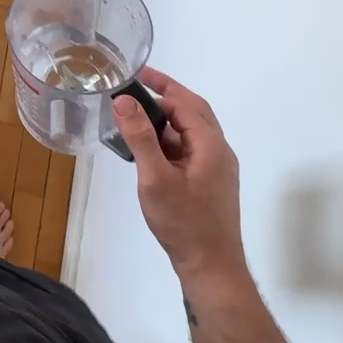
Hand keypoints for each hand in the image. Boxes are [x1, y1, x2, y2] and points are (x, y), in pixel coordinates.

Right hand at [109, 68, 247, 285]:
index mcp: (211, 146)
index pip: (185, 103)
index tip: (133, 76)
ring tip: (134, 115)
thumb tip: (123, 100)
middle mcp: (218, 152)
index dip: (160, 86)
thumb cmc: (183, 222)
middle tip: (134, 87)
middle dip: (166, 95)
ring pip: (191, 131)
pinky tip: (147, 147)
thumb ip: (140, 137)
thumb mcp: (155, 178)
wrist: (210, 266)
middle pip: (193, 112)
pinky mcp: (209, 182)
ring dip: (166, 117)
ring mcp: (216, 168)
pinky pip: (188, 148)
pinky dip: (168, 138)